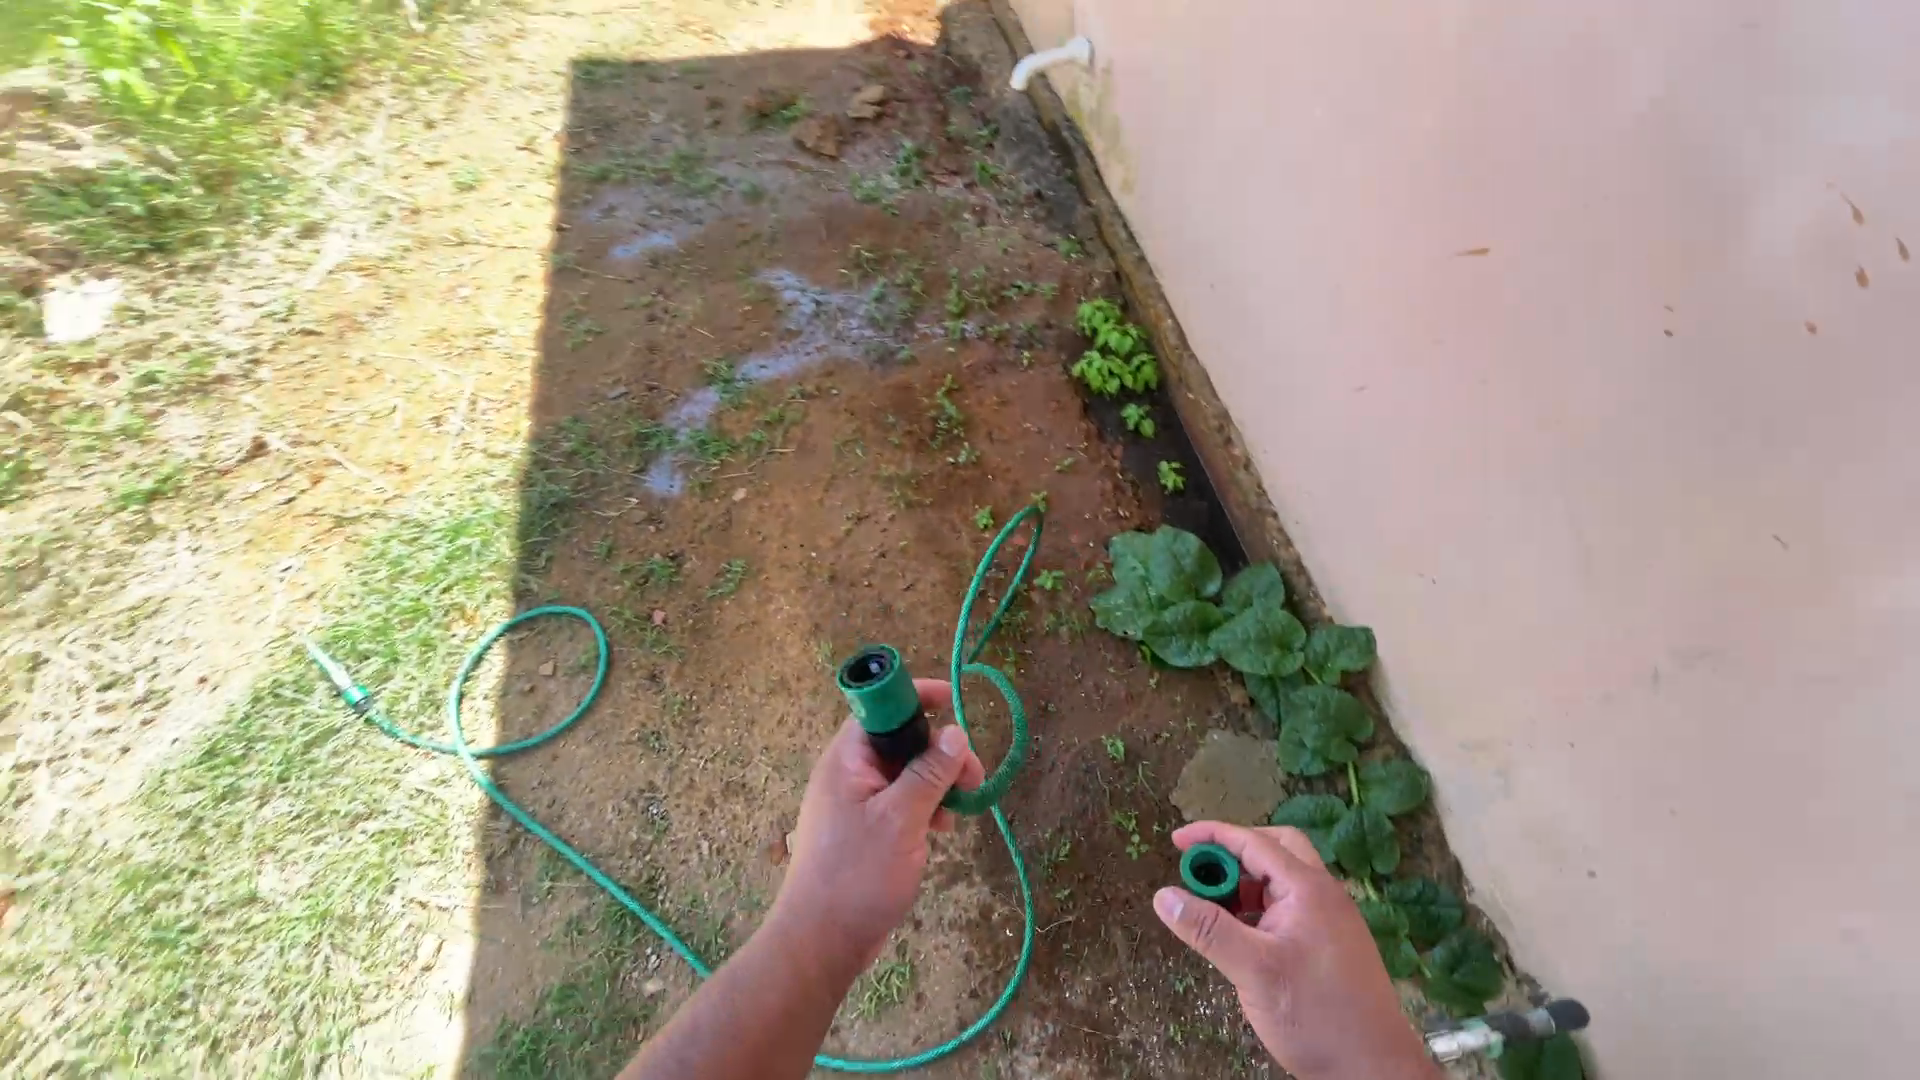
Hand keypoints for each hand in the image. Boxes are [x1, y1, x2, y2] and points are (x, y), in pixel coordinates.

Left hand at [770, 680, 985, 972]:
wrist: (821, 942)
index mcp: (847, 758)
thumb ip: (930, 773)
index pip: (880, 707)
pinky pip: (901, 801)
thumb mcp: (902, 819)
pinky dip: (925, 807)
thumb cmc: (858, 874)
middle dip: (939, 750)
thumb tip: (956, 733)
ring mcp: (856, 802)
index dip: (915, 696)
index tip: (953, 699)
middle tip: (973, 774)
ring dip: (937, 781)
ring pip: (905, 773)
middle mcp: (849, 772)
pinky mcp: (865, 829)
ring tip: (965, 806)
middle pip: (899, 740)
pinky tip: (944, 828)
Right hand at [1154, 823, 1440, 1079]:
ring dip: (1245, 883)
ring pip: (1281, 879)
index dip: (1212, 836)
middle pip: (1275, 847)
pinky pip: (1288, 907)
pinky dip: (1258, 907)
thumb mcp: (1252, 970)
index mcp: (1308, 889)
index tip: (1176, 843)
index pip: (1253, 841)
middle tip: (1202, 869)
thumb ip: (1207, 929)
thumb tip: (1162, 895)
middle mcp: (1323, 894)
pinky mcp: (1330, 944)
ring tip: (1215, 909)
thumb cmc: (1316, 1016)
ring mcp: (1330, 920)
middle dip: (1234, 851)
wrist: (1376, 1075)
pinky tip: (1241, 935)